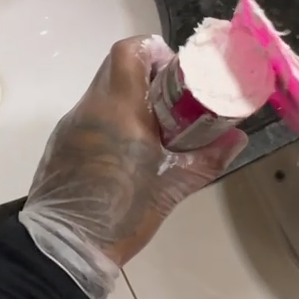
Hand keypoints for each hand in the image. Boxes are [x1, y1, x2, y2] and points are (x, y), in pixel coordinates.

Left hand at [20, 37, 248, 298]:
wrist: (62, 248)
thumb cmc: (119, 215)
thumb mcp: (169, 191)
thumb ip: (205, 160)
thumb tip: (237, 138)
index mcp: (119, 112)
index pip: (130, 52)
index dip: (154, 51)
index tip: (176, 73)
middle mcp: (91, 108)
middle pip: (117, 66)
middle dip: (147, 73)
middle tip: (173, 98)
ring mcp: (73, 123)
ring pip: (103, 89)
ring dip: (130, 95)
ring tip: (156, 123)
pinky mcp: (62, 140)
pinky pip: (91, 112)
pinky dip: (113, 115)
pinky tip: (129, 145)